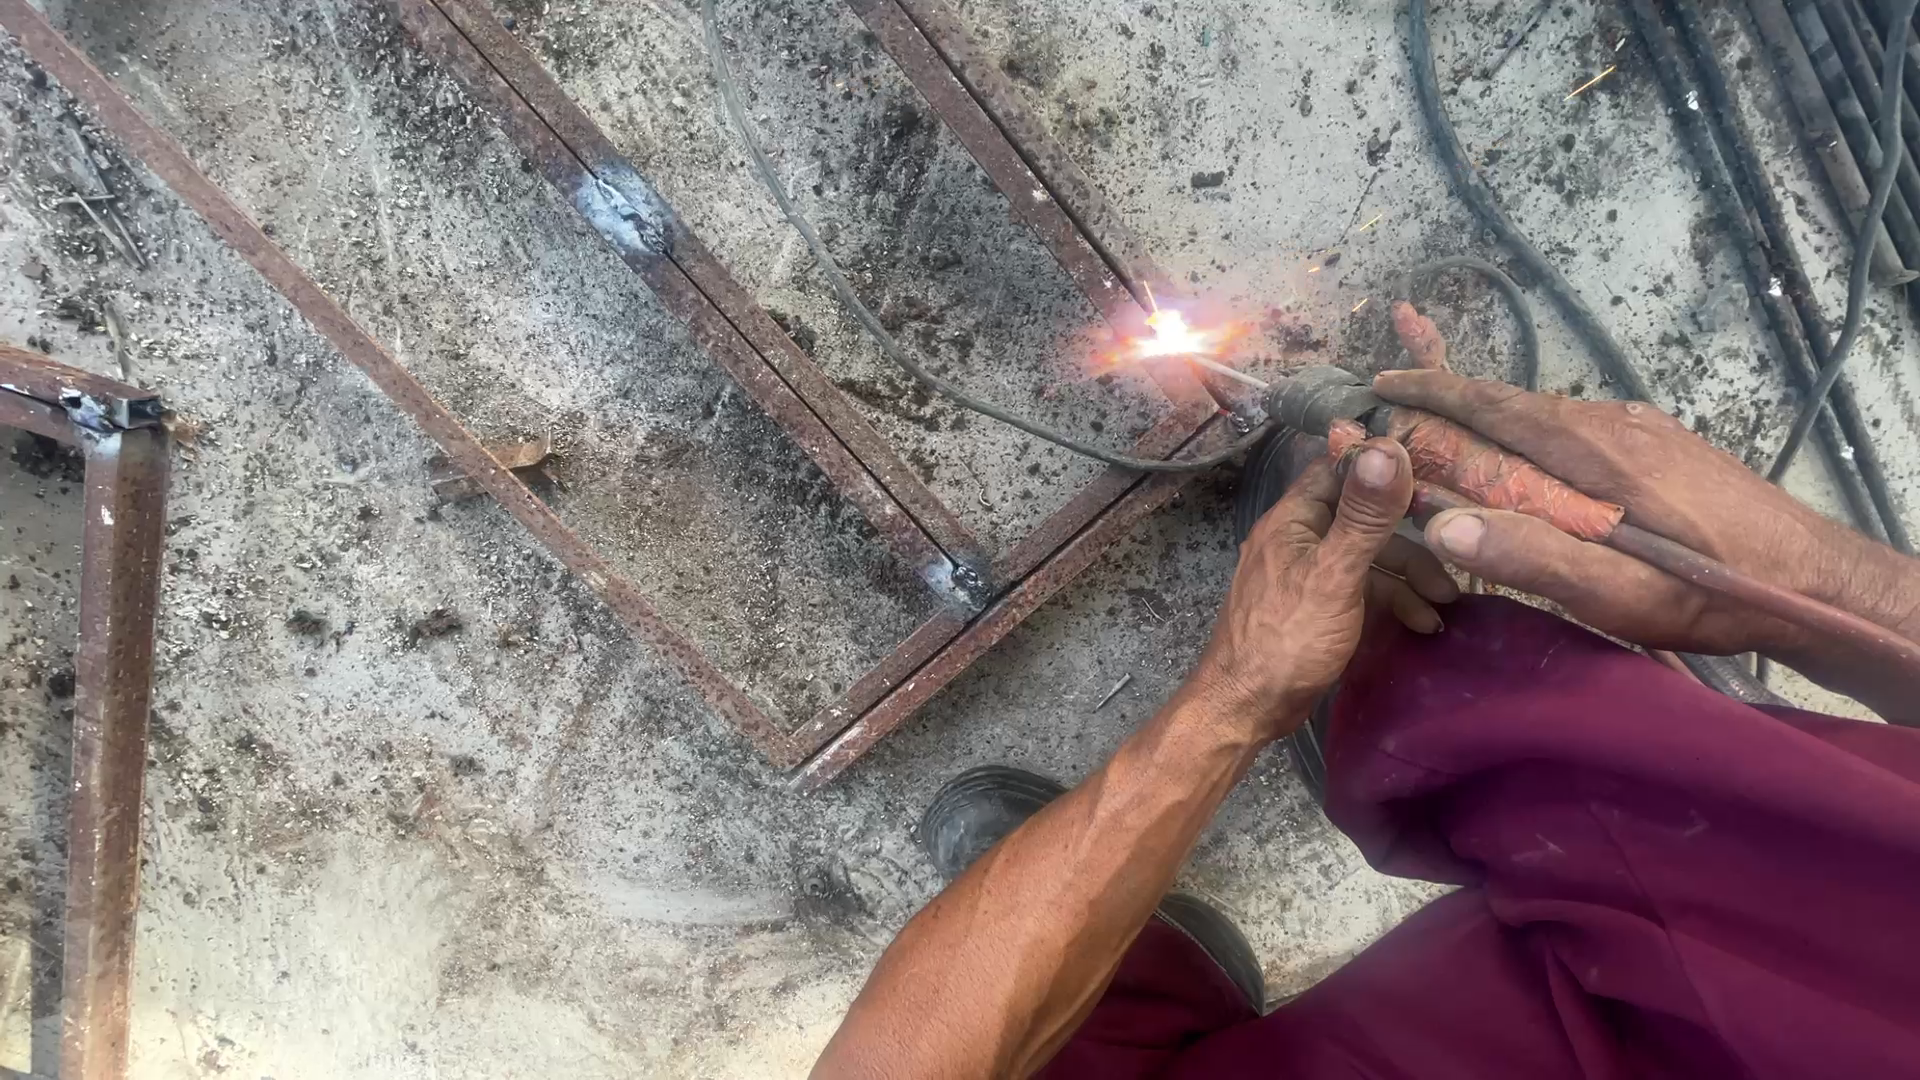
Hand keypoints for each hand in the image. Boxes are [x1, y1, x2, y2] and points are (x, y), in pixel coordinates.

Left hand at [1195, 437, 1457, 737]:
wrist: (1248, 703)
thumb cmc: (1287, 636)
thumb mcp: (1333, 573)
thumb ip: (1362, 515)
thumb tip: (1385, 448)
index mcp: (1291, 520)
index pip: (1339, 470)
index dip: (1385, 466)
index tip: (1441, 473)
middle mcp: (1297, 539)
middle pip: (1363, 517)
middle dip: (1412, 535)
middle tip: (1459, 553)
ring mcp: (1307, 574)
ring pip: (1368, 556)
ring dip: (1410, 574)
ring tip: (1447, 602)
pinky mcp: (1319, 606)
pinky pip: (1362, 590)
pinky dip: (1393, 601)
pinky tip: (1424, 625)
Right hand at [1373, 368, 1865, 657]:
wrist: (1828, 586)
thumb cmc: (1713, 594)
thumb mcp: (1616, 591)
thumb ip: (1530, 555)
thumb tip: (1439, 523)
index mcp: (1595, 449)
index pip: (1495, 403)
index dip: (1432, 392)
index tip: (1381, 385)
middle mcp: (1615, 423)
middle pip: (1512, 403)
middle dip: (1446, 404)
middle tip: (1396, 421)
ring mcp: (1640, 429)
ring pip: (1541, 413)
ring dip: (1484, 420)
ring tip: (1443, 443)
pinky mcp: (1658, 444)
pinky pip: (1570, 426)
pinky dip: (1521, 432)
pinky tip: (1518, 463)